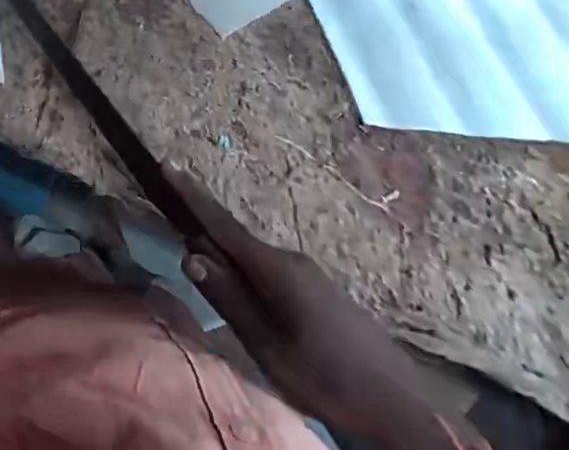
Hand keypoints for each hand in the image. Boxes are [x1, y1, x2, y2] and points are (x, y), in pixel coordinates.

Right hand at [170, 169, 483, 449]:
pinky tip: (240, 291)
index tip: (166, 165)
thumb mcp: (269, 348)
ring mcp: (305, 272)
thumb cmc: (329, 378)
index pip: (221, 223)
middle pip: (232, 237)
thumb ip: (229, 299)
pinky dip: (243, 269)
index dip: (191, 194)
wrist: (402, 403)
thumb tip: (190, 255)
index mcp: (274, 269)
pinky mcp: (314, 288)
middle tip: (168, 221)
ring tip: (199, 266)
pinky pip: (267, 268)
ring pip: (250, 257)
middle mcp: (288, 259)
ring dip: (222, 255)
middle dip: (200, 227)